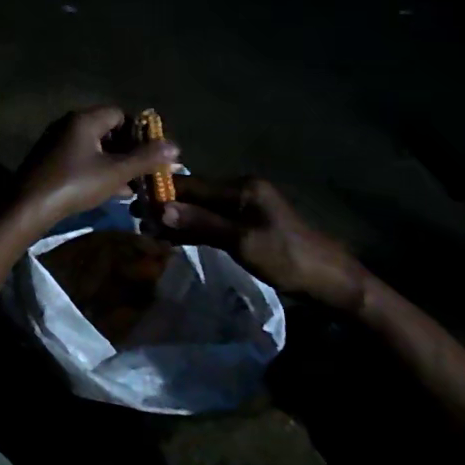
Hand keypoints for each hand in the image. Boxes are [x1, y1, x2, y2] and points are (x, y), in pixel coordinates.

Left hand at [13, 107, 177, 231]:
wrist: (28, 207)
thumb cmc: (74, 184)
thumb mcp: (115, 172)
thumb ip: (145, 158)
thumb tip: (175, 146)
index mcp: (85, 119)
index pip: (120, 114)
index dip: (140, 132)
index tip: (153, 153)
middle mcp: (70, 124)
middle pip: (108, 130)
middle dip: (129, 150)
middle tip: (146, 170)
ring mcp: (58, 143)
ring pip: (96, 147)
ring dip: (115, 163)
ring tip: (133, 184)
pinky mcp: (51, 161)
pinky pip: (82, 159)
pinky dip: (99, 170)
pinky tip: (112, 191)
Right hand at [155, 177, 368, 312]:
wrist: (329, 280)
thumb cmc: (287, 258)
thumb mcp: (242, 242)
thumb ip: (203, 223)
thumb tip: (163, 208)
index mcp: (243, 187)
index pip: (194, 184)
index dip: (165, 193)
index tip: (136, 201)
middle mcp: (243, 190)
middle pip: (198, 194)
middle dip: (169, 206)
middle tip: (139, 219)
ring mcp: (248, 208)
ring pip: (204, 209)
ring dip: (180, 219)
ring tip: (150, 229)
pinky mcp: (250, 225)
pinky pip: (215, 221)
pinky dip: (196, 228)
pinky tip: (177, 236)